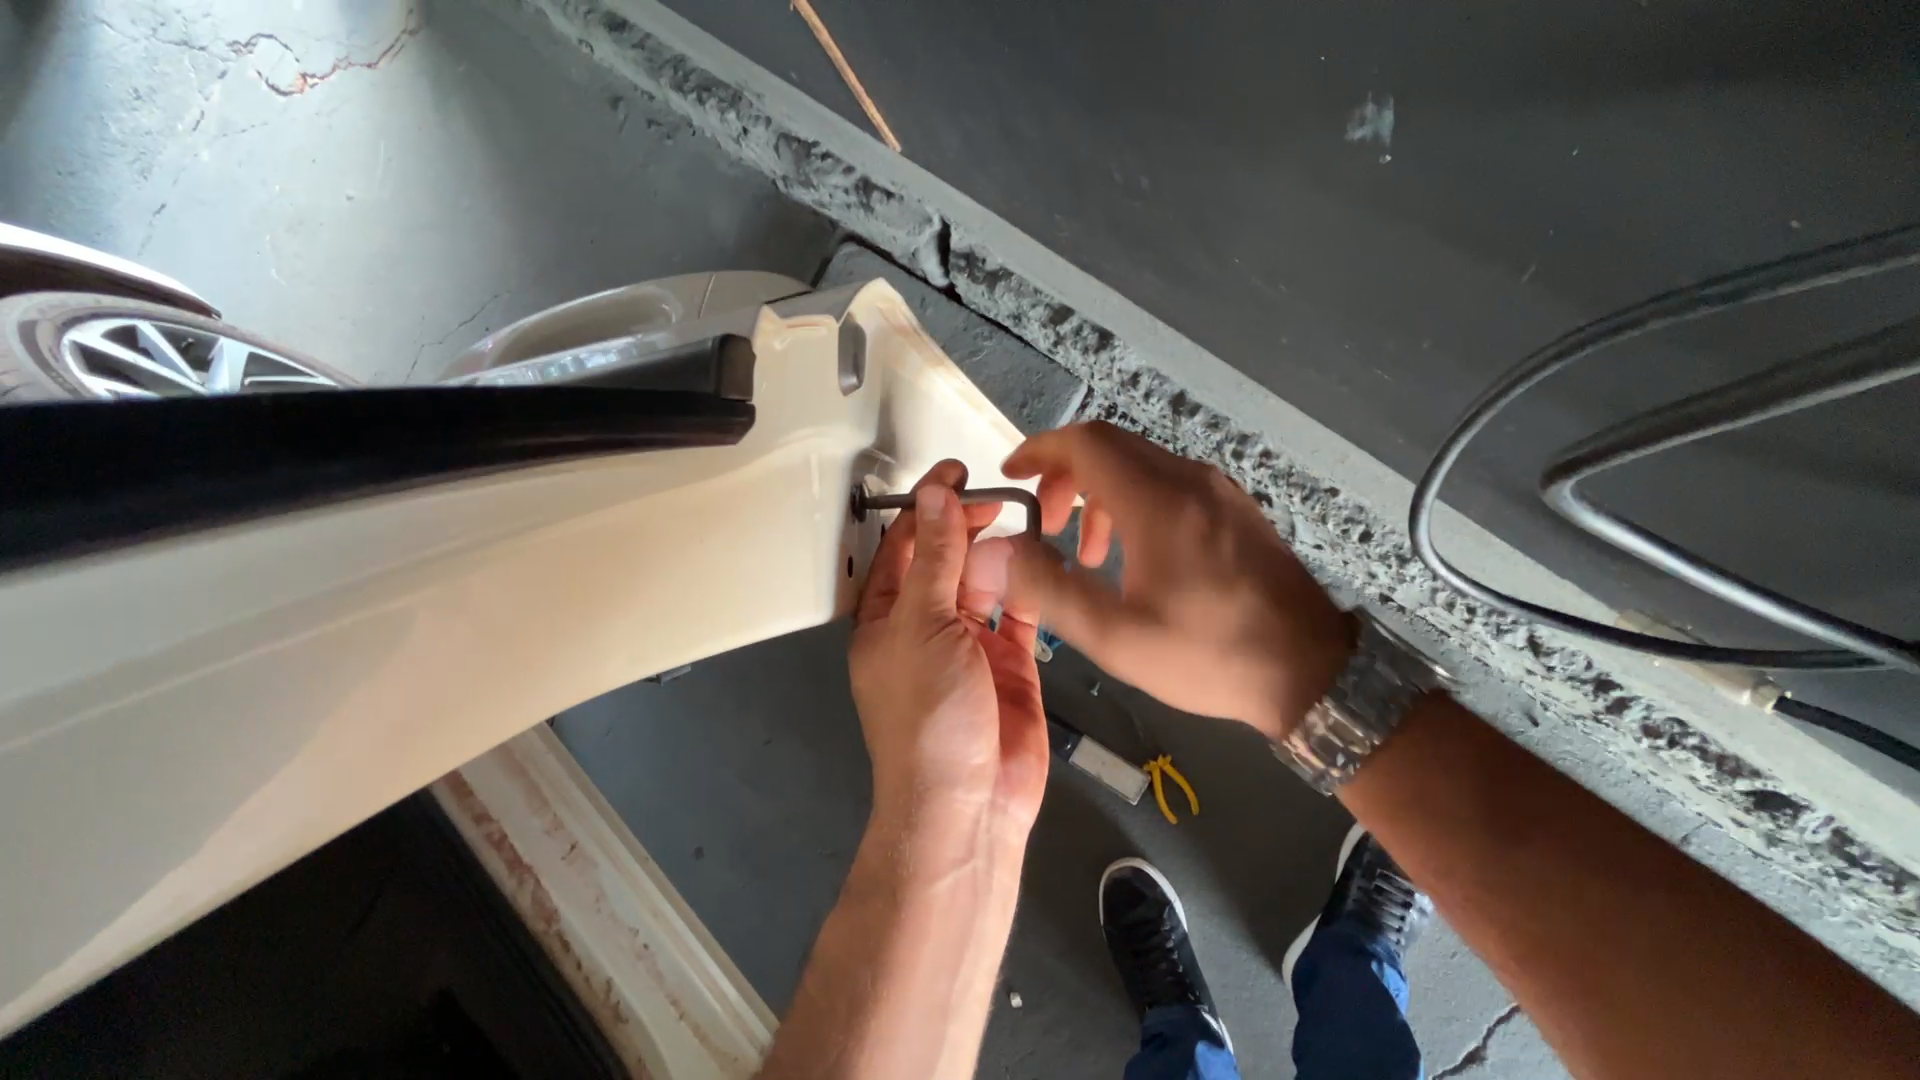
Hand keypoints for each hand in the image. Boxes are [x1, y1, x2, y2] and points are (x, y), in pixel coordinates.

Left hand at [848, 461, 1050, 834]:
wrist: (969, 805)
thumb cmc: (930, 715)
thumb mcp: (923, 628)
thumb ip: (936, 560)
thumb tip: (935, 494)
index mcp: (887, 617)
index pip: (905, 546)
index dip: (926, 505)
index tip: (956, 472)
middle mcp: (925, 625)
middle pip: (946, 559)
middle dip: (966, 525)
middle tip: (998, 500)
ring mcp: (970, 644)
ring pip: (985, 581)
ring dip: (1000, 553)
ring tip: (1024, 524)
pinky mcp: (1011, 662)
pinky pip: (1020, 613)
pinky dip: (1030, 587)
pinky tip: (1043, 561)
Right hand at [1003, 421, 1351, 741]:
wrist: (1312, 670)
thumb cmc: (1209, 655)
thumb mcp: (1116, 638)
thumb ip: (1050, 589)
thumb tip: (999, 550)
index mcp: (1158, 500)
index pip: (1084, 442)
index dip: (1039, 451)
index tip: (1011, 475)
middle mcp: (1189, 479)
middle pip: (1109, 446)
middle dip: (1064, 475)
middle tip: (1045, 525)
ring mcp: (1219, 490)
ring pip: (1140, 464)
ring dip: (1098, 493)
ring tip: (1087, 553)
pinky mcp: (1235, 508)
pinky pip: (1170, 482)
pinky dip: (1133, 502)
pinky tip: (1133, 555)